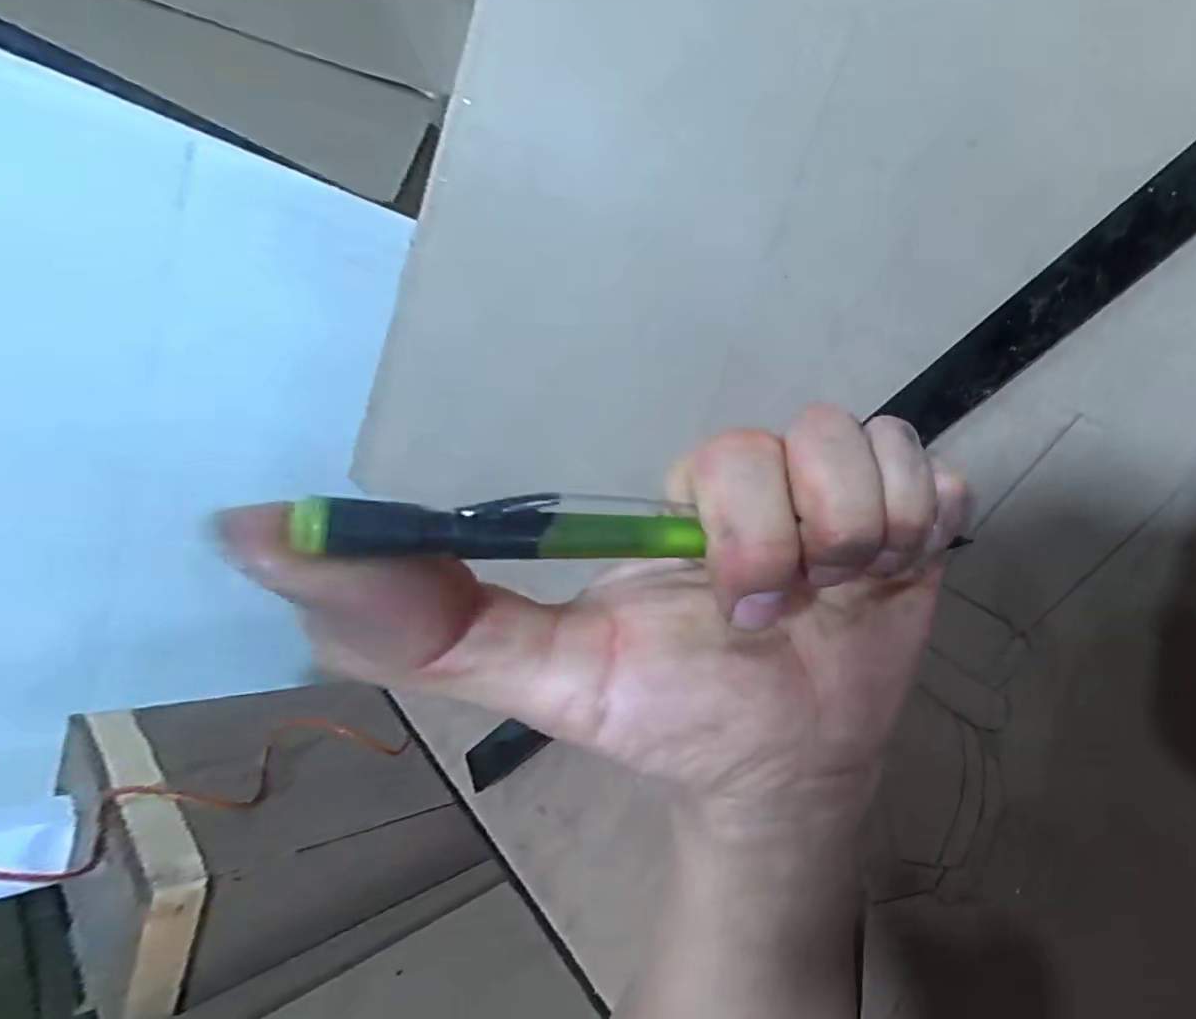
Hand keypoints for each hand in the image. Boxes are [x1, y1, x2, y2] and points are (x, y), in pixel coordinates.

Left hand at [218, 405, 969, 830]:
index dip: (750, 528)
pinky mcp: (920, 518)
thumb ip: (420, 615)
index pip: (742, 448)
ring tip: (856, 592)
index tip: (741, 610)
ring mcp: (857, 490)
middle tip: (798, 607)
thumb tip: (252, 528)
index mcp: (706, 487)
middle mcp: (782, 472)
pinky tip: (903, 570)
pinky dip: (932, 523)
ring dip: (878, 537)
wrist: (784, 758)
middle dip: (818, 540)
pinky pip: (943, 480)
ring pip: (889, 449)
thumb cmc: (677, 715)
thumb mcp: (549, 675)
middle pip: (828, 438)